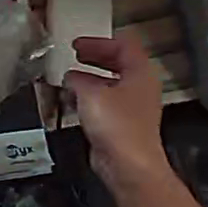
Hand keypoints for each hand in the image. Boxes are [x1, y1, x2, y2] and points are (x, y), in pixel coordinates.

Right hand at [64, 35, 171, 190]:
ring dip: (89, 78)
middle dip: (95, 57)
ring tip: (67, 77)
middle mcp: (140, 86)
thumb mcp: (90, 93)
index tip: (76, 44)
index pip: (123, 46)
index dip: (99, 42)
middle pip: (119, 63)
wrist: (128, 164)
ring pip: (110, 83)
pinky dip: (88, 97)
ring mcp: (132, 106)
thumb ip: (77, 79)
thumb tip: (70, 77)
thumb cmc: (114, 123)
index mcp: (140, 73)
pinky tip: (71, 100)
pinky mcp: (122, 123)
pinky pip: (104, 102)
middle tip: (74, 55)